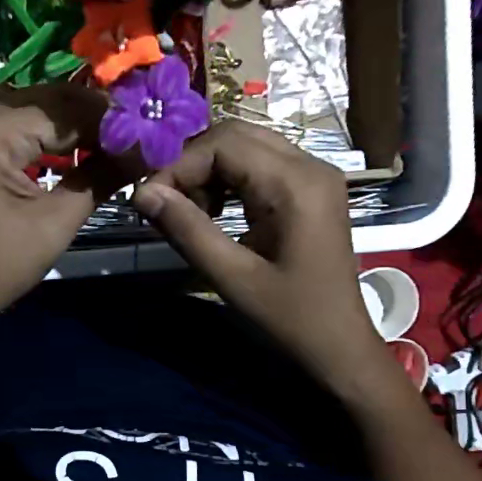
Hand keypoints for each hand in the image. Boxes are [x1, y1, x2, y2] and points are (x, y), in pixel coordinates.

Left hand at [0, 86, 134, 360]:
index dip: (109, 121)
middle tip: (140, 132)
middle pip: (50, 101)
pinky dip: (54, 135)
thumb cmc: (1, 264)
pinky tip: (85, 145)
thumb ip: (101, 177)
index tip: (150, 131)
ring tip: (120, 138)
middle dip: (96, 117)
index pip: (64, 111)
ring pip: (38, 109)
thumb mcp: (57, 222)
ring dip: (78, 123)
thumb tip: (147, 151)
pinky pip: (22, 126)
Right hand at [131, 122, 393, 393]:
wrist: (339, 345)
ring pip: (248, 146)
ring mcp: (316, 175)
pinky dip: (231, 179)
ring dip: (210, 170)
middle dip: (193, 164)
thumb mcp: (233, 278)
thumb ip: (187, 230)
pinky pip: (263, 164)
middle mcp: (310, 165)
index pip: (223, 144)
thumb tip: (142, 194)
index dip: (179, 166)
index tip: (149, 202)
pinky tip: (218, 211)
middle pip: (236, 135)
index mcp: (296, 184)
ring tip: (191, 211)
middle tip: (168, 205)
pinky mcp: (312, 189)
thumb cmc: (290, 318)